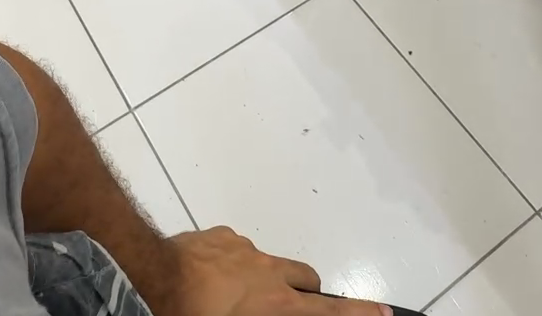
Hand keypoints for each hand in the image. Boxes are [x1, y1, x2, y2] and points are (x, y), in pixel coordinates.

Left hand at [153, 227, 391, 315]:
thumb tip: (289, 308)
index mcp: (278, 305)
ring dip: (269, 278)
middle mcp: (269, 273)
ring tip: (241, 298)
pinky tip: (214, 279)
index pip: (330, 310)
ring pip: (272, 262)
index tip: (386, 311)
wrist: (154, 278)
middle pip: (308, 278)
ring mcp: (244, 249)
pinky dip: (237, 263)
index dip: (361, 312)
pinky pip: (240, 249)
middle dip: (309, 293)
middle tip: (291, 309)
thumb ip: (278, 315)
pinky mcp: (220, 235)